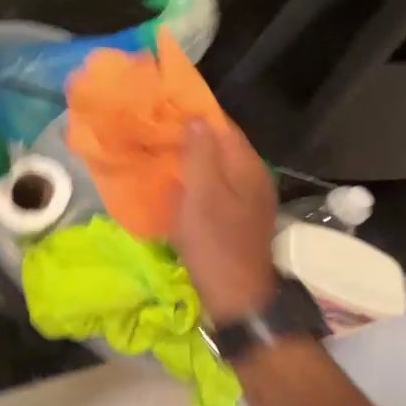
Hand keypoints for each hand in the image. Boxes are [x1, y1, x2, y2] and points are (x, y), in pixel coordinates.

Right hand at [171, 119, 279, 323]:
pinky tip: (172, 185)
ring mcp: (246, 200)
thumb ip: (200, 154)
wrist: (236, 299)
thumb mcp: (203, 196)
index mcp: (247, 167)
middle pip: (220, 145)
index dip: (195, 112)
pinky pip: (213, 187)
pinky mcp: (236, 218)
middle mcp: (252, 178)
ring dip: (189, 158)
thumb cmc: (216, 244)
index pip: (223, 125)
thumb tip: (196, 118)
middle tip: (153, 129)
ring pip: (215, 167)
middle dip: (190, 135)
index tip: (163, 106)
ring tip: (157, 153)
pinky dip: (193, 180)